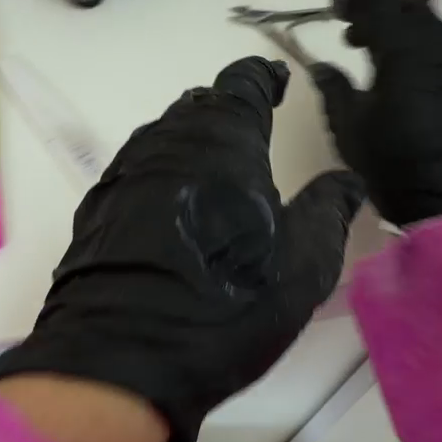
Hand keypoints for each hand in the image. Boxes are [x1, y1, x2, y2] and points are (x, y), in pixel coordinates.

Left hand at [0, 58, 363, 441]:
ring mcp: (122, 177)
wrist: (122, 361)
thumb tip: (346, 181)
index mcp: (223, 142)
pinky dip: (160, 177)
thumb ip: (328, 211)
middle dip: (224, 112)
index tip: (276, 85)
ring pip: (160, 139)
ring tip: (211, 170)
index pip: (242, 84)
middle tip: (247, 133)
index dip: (262, 80)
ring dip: (189, 143)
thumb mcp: (304, 265)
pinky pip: (134, 174)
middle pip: (197, 107)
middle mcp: (165, 144)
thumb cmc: (228, 308)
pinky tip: (170, 210)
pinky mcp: (94, 214)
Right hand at [311, 0, 441, 226]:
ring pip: (433, 28)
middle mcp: (439, 46)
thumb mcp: (349, 128)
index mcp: (404, 50)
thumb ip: (334, 89)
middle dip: (380, 14)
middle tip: (355, 31)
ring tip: (381, 51)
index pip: (377, 9)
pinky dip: (425, 48)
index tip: (334, 8)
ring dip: (405, 30)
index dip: (354, 4)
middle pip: (409, 12)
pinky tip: (412, 71)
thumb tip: (322, 66)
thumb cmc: (392, 162)